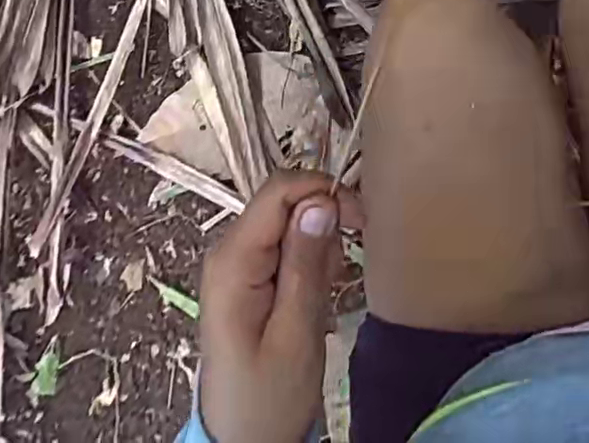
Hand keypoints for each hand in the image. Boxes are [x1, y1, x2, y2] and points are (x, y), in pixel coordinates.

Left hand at [199, 171, 363, 442]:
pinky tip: (316, 287)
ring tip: (329, 284)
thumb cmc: (269, 399)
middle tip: (350, 254)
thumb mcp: (296, 334)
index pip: (277, 192)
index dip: (320, 189)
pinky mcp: (248, 273)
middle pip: (282, 201)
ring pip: (286, 219)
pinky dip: (308, 255)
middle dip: (322, 215)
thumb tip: (321, 200)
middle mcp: (229, 248)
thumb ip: (306, 263)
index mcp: (234, 260)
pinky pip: (283, 243)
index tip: (359, 216)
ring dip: (318, 240)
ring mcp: (237, 260)